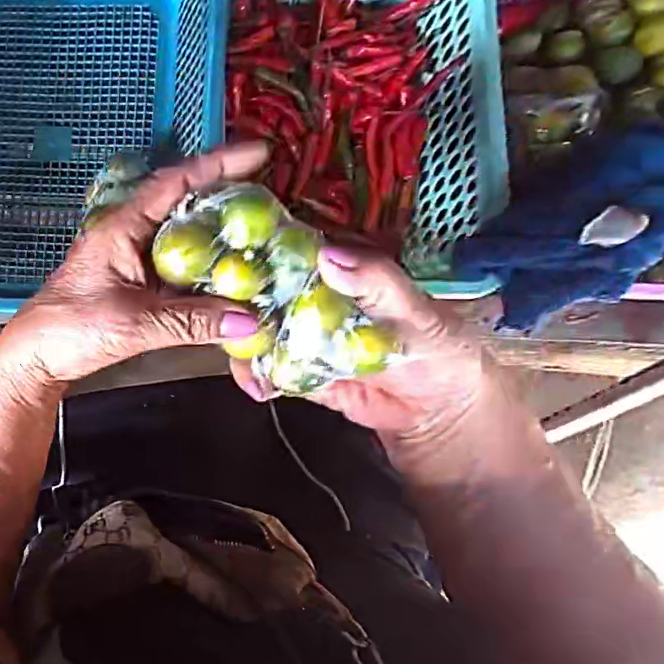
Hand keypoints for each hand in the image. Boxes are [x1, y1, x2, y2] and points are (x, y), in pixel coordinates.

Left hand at [0, 143, 270, 393]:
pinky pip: (174, 269)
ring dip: (218, 239)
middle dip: (227, 201)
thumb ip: (192, 322)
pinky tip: (228, 278)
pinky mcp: (130, 286)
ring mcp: (128, 262)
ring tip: (264, 237)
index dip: (217, 164)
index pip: (173, 184)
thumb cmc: (69, 332)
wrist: (32, 360)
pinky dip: (202, 270)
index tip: (258, 153)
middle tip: (274, 200)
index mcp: (120, 230)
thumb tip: (250, 322)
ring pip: (181, 240)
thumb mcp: (134, 325)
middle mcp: (125, 238)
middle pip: (183, 208)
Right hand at [230, 244, 505, 449]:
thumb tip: (327, 255)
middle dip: (234, 307)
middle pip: (257, 295)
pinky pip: (264, 370)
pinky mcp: (291, 370)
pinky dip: (255, 377)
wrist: (439, 410)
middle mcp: (307, 300)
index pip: (287, 254)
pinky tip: (259, 387)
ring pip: (253, 333)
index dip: (254, 253)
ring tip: (247, 365)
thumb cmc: (438, 347)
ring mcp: (296, 336)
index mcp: (335, 272)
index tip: (228, 260)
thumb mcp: (415, 309)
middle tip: (224, 321)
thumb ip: (376, 281)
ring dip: (242, 348)